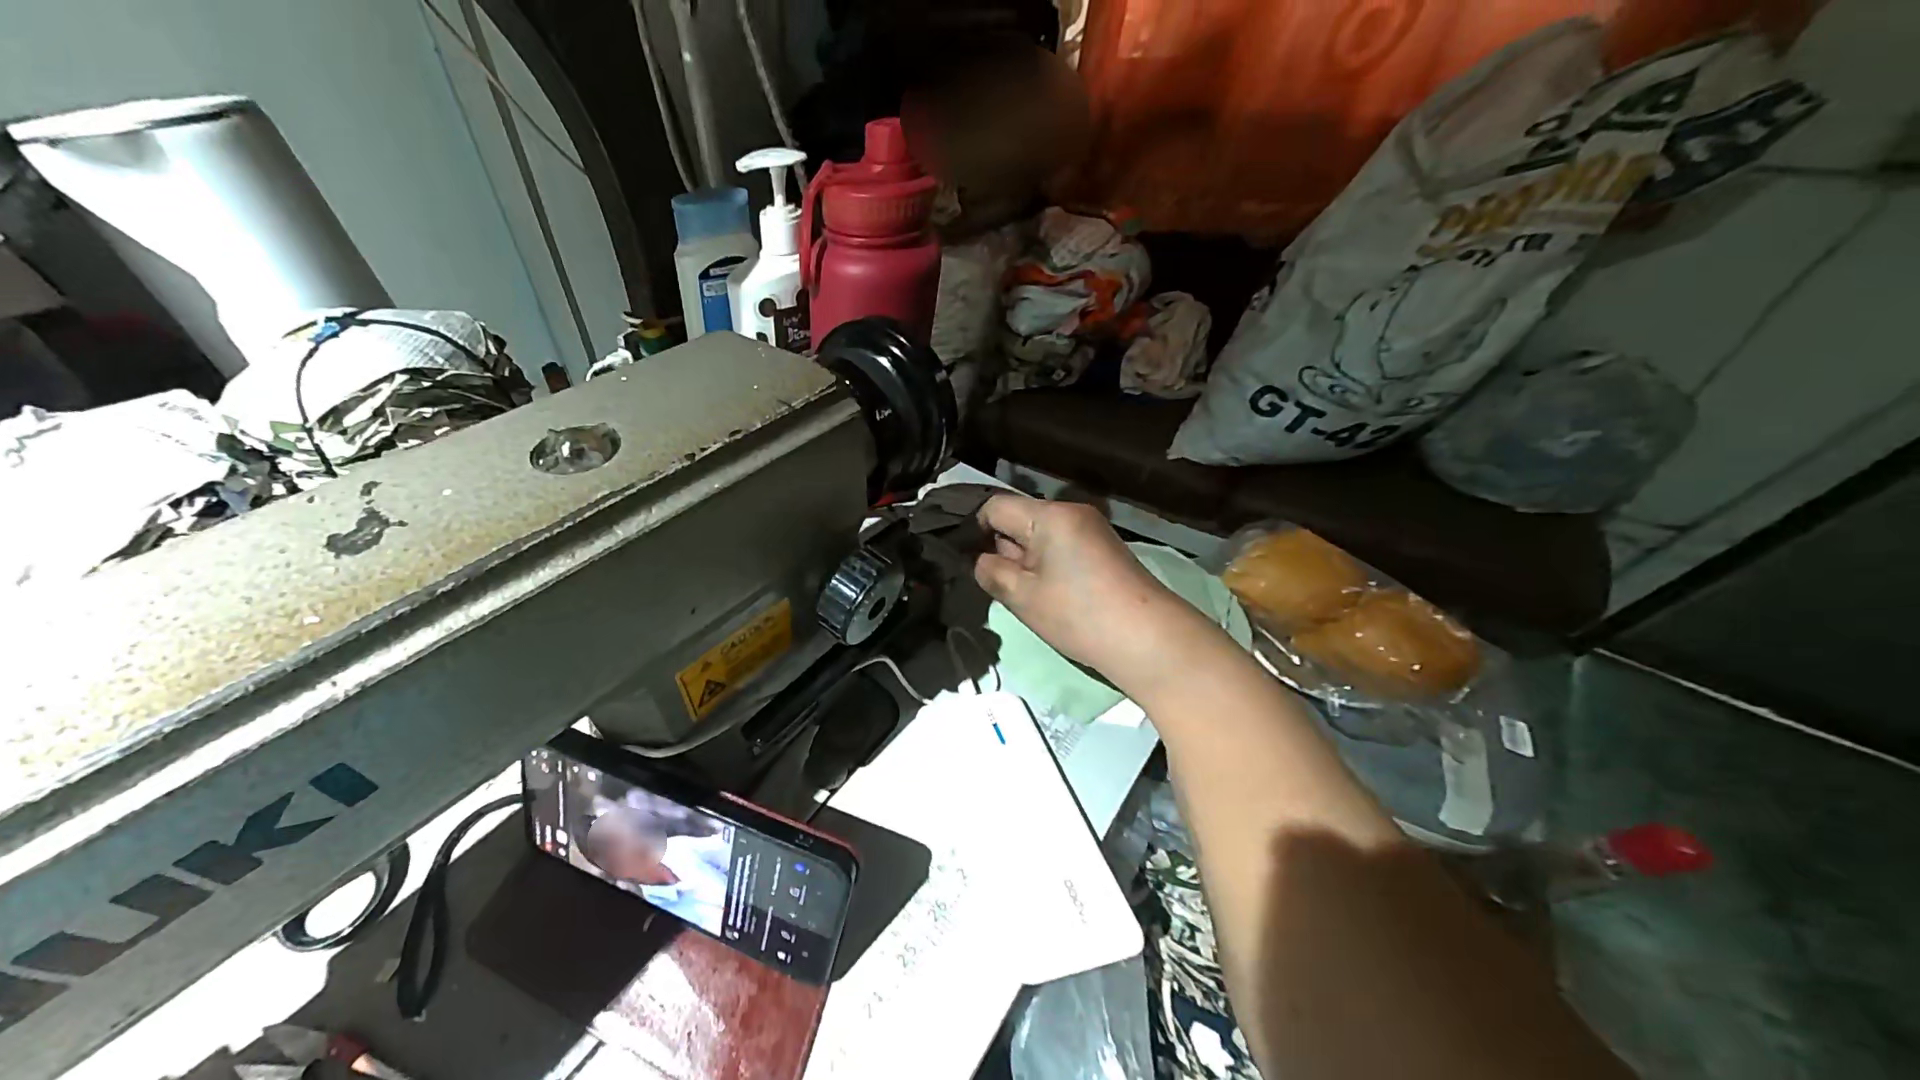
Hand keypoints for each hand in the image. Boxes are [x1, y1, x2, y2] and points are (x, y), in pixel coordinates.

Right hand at [973, 494, 1207, 692]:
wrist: (1147, 639)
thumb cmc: (1079, 614)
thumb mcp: (1023, 597)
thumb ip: (992, 572)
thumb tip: (982, 560)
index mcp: (1050, 515)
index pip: (995, 506)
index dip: (976, 531)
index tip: (973, 562)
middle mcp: (1072, 512)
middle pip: (1020, 519)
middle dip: (1005, 548)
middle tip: (1002, 587)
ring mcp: (1092, 530)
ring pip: (1041, 537)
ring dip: (1028, 561)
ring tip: (1030, 597)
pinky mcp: (1104, 549)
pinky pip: (1062, 548)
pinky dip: (1050, 567)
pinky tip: (1054, 597)